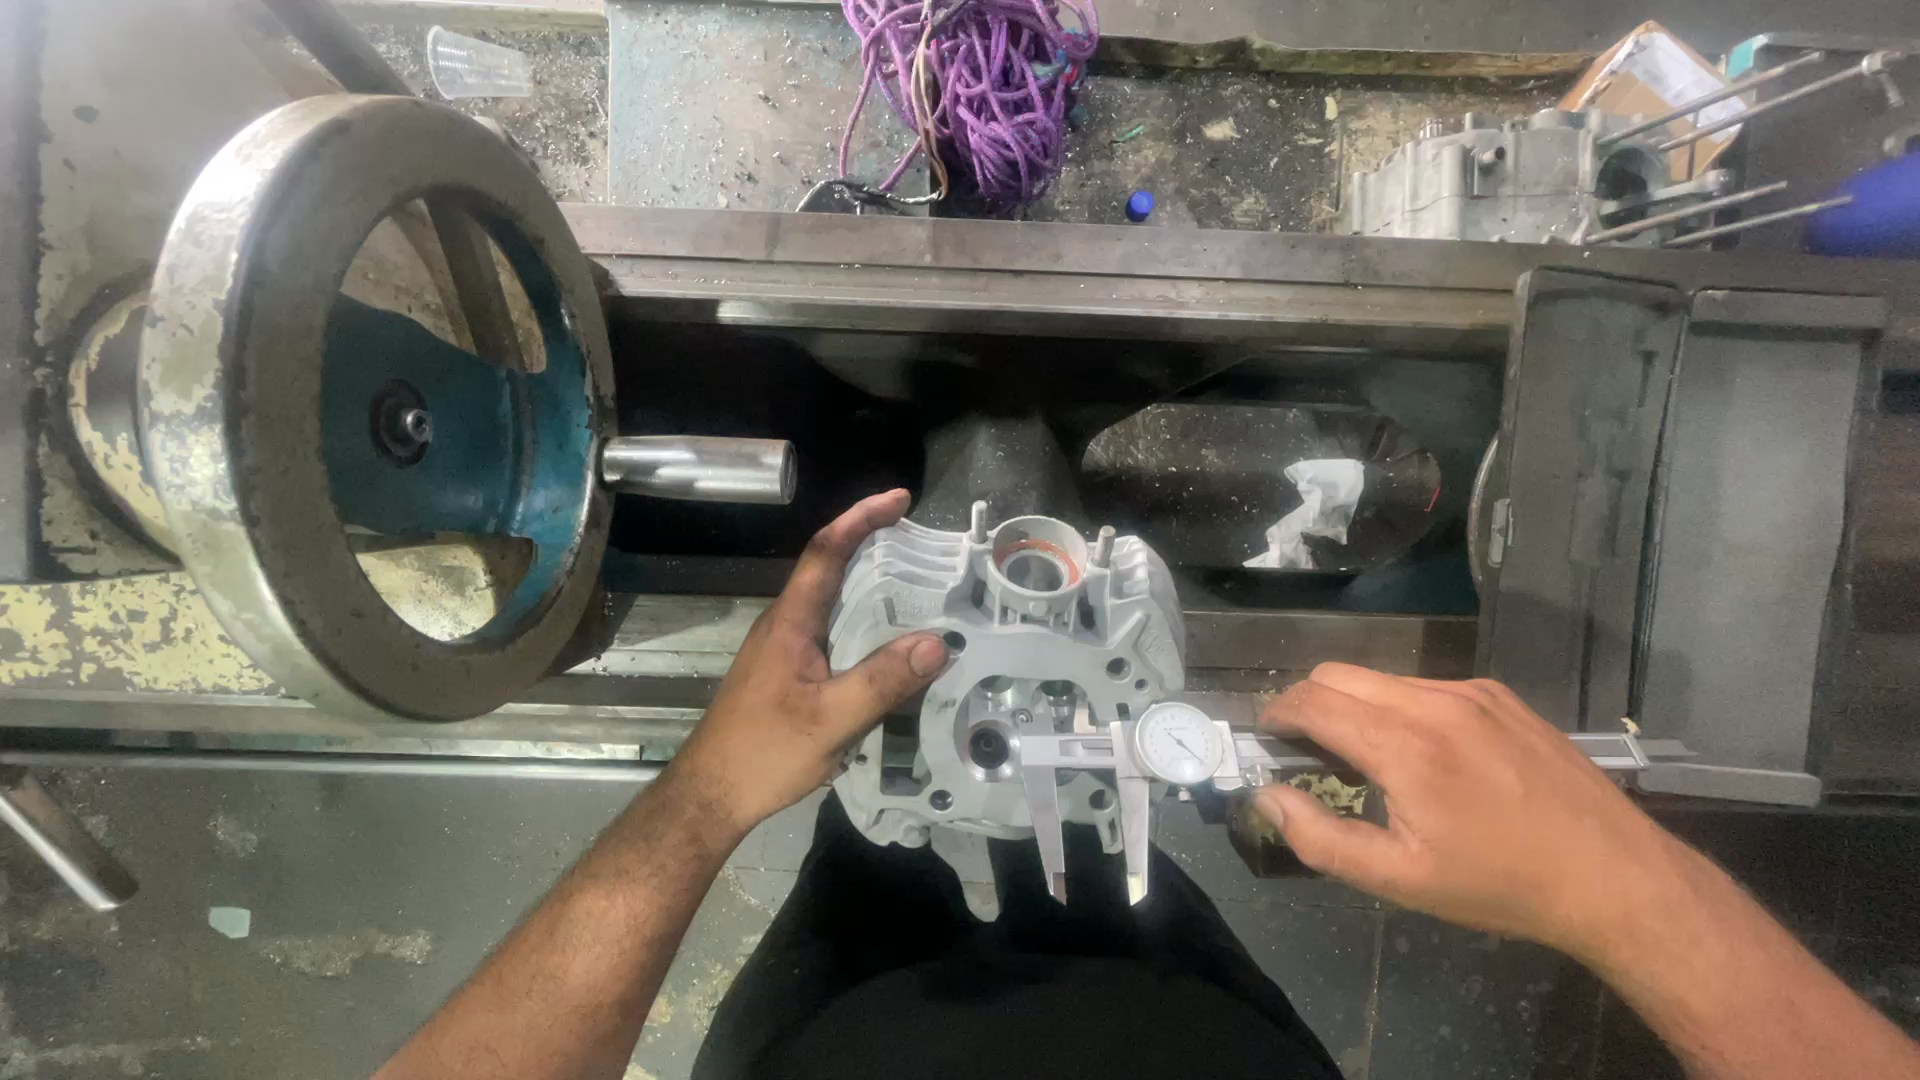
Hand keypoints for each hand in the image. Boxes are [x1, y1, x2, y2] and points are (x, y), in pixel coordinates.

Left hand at [664, 490, 948, 837]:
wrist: (711, 794)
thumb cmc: (764, 752)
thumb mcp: (831, 721)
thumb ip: (882, 681)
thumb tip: (937, 643)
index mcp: (791, 621)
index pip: (825, 551)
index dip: (861, 518)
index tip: (899, 499)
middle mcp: (785, 623)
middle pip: (829, 566)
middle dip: (871, 541)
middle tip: (921, 540)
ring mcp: (784, 646)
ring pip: (830, 598)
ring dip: (868, 580)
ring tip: (916, 581)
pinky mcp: (788, 669)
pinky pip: (831, 627)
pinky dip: (863, 617)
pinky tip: (886, 638)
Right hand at [1252, 663, 1684, 959]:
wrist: (1621, 882)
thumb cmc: (1501, 885)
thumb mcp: (1400, 880)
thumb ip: (1319, 838)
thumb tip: (1267, 798)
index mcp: (1404, 746)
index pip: (1310, 701)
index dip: (1276, 715)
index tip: (1268, 740)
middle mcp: (1433, 702)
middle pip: (1335, 674)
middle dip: (1306, 704)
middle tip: (1309, 751)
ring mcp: (1470, 692)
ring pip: (1377, 677)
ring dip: (1352, 705)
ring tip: (1369, 756)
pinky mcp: (1498, 695)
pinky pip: (1421, 684)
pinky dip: (1397, 707)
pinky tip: (1425, 753)